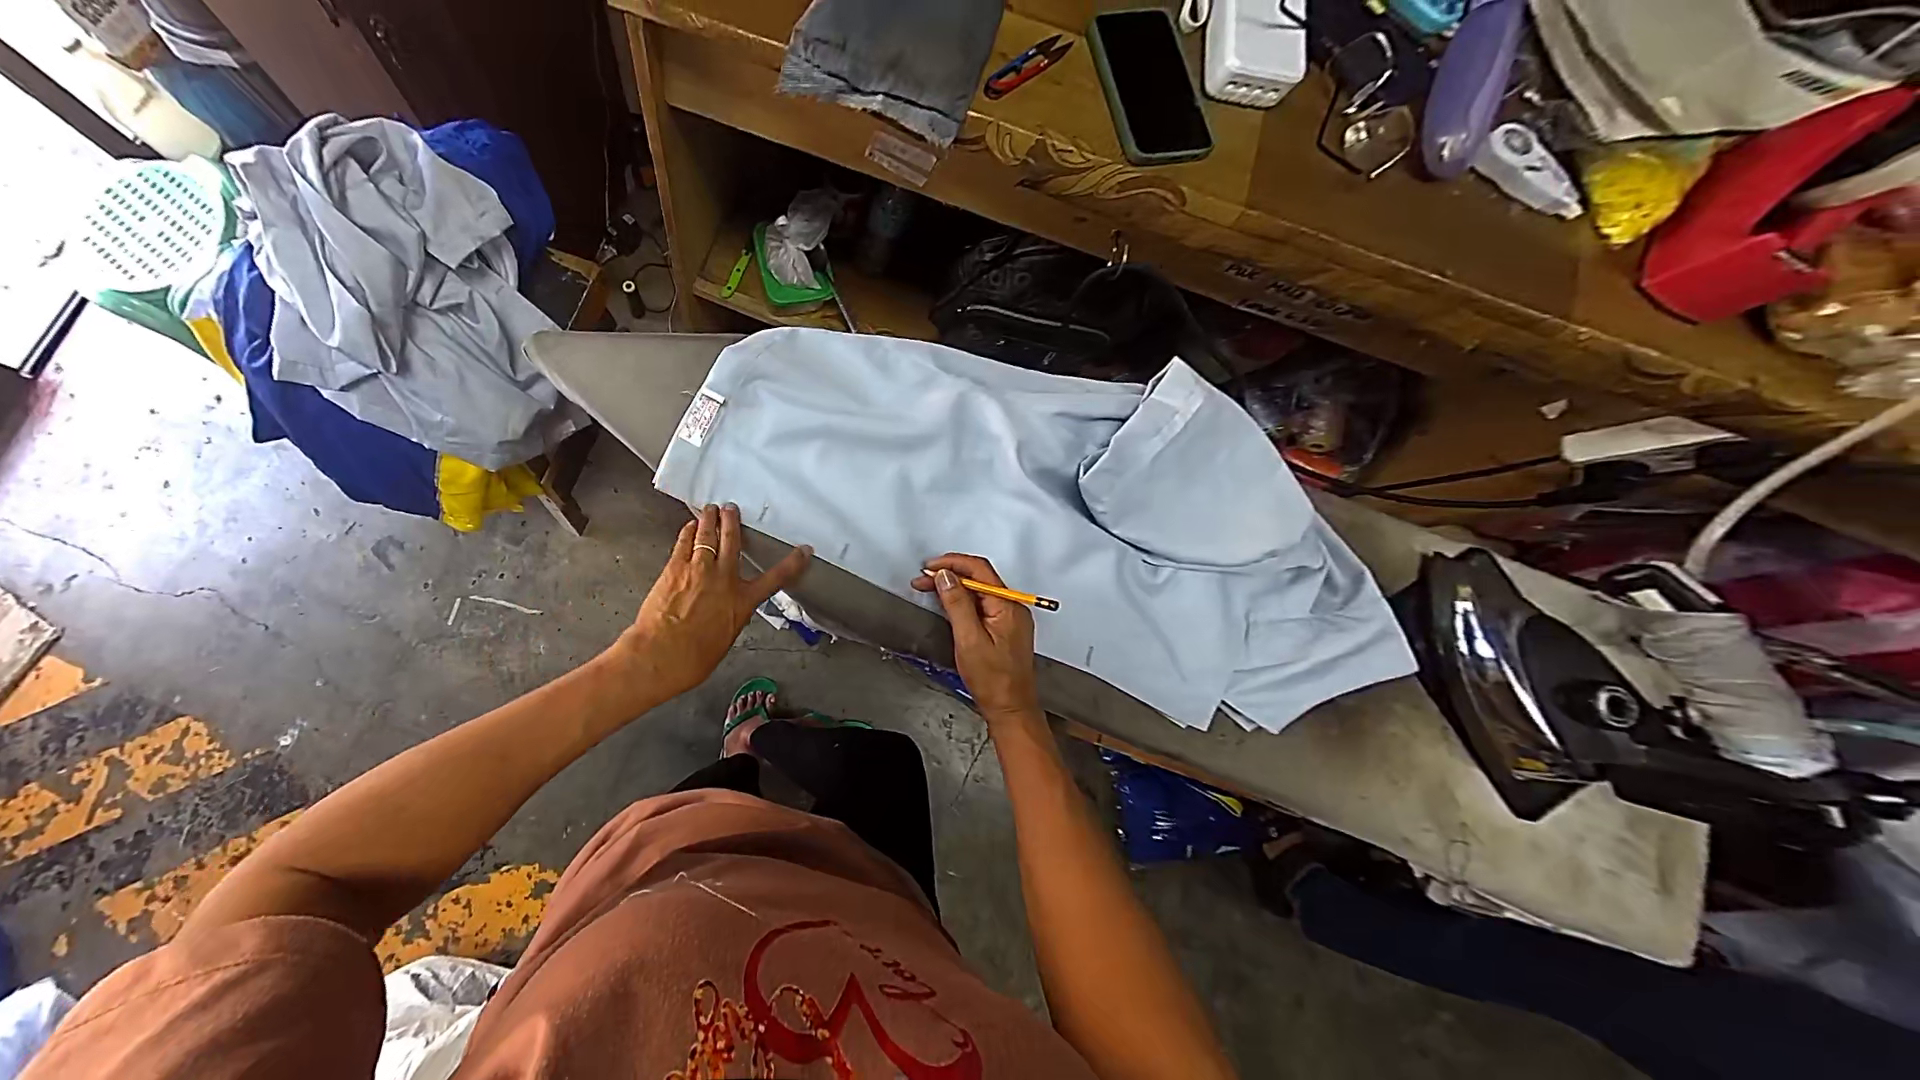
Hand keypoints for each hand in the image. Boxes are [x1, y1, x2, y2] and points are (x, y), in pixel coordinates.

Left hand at [615, 503, 811, 700]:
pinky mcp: (674, 569)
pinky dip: (689, 532)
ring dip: (710, 519)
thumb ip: (731, 617)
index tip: (804, 551)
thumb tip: (726, 612)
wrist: (661, 654)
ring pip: (707, 536)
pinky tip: (690, 526)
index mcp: (743, 601)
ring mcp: (698, 570)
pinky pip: (685, 543)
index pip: (776, 578)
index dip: (793, 563)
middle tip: (733, 509)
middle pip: (733, 542)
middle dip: (734, 522)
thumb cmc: (693, 657)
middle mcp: (724, 580)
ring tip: (711, 509)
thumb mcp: (726, 638)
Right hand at [913, 554, 1040, 721]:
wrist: (1010, 708)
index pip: (979, 569)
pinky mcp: (1004, 627)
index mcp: (1008, 606)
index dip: (952, 564)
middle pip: (980, 577)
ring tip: (930, 588)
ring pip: (980, 590)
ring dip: (955, 587)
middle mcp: (1013, 607)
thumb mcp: (969, 640)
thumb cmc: (994, 681)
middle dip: (951, 574)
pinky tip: (948, 604)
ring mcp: (1010, 617)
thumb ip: (957, 605)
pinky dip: (963, 600)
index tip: (930, 568)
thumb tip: (946, 577)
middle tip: (924, 579)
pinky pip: (983, 604)